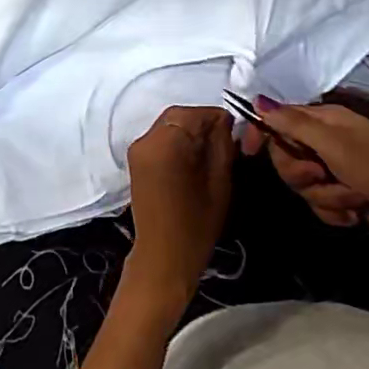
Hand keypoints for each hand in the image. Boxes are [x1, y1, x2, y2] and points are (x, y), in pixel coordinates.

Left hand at [124, 106, 252, 306]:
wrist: (164, 254)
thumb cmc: (197, 222)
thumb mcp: (219, 181)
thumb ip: (222, 145)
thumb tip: (223, 123)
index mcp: (164, 143)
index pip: (190, 113)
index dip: (213, 117)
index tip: (234, 128)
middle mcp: (145, 140)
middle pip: (175, 117)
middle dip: (200, 122)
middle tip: (225, 139)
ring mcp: (136, 150)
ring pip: (166, 126)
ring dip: (188, 131)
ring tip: (211, 150)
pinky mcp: (135, 161)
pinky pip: (159, 139)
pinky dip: (176, 141)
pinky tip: (193, 158)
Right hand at [255, 99, 368, 256]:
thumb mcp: (334, 143)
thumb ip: (292, 124)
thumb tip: (256, 101)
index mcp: (327, 121)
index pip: (279, 119)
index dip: (262, 132)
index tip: (249, 151)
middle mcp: (329, 143)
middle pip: (285, 155)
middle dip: (298, 171)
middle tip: (319, 174)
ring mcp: (338, 172)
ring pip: (302, 184)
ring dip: (324, 195)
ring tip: (351, 198)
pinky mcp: (346, 200)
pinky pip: (319, 205)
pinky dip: (334, 212)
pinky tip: (356, 214)